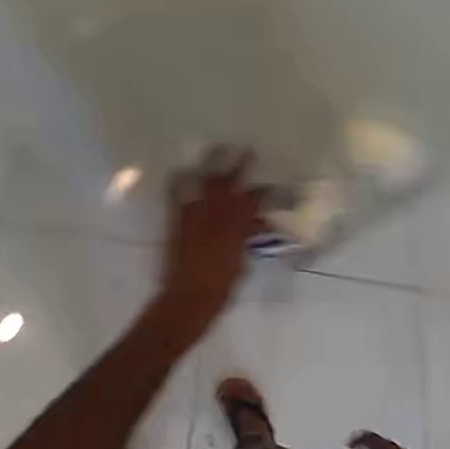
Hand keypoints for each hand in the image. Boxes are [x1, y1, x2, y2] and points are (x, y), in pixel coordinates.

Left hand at [151, 147, 265, 337]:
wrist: (188, 298)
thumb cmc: (221, 286)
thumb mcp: (241, 260)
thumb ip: (246, 237)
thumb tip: (255, 222)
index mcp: (237, 227)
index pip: (254, 201)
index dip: (264, 191)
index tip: (271, 185)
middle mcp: (217, 216)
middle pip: (230, 184)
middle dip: (239, 166)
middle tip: (246, 150)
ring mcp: (195, 216)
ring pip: (205, 184)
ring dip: (213, 166)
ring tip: (217, 150)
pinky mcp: (178, 221)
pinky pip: (178, 194)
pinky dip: (181, 182)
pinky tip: (183, 172)